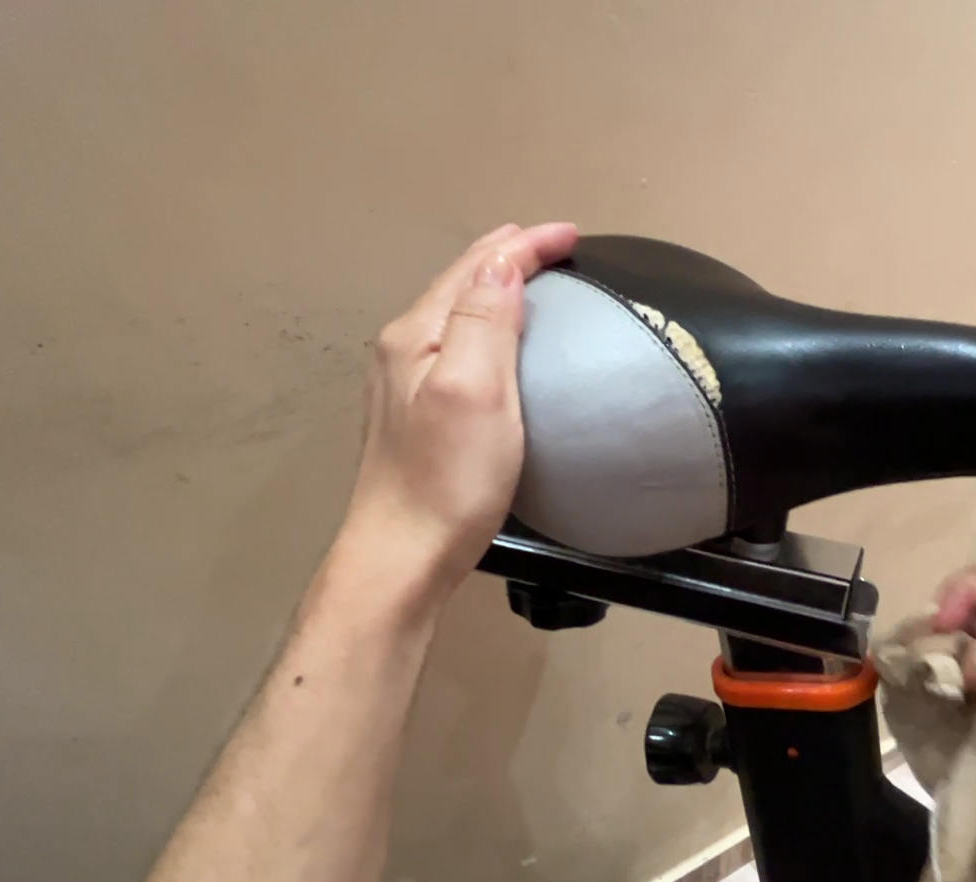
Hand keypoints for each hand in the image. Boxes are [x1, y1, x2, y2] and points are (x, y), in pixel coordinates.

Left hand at [337, 222, 578, 606]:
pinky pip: (455, 344)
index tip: (572, 235)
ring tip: (527, 273)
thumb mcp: (474, 391)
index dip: (525, 245)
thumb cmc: (447, 478)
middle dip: (507, 254)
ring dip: (493, 285)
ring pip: (455, 312)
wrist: (404, 552)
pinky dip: (484, 322)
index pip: (478, 268)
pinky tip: (496, 336)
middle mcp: (403, 349)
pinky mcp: (417, 413)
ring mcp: (405, 382)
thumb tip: (503, 266)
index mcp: (418, 335)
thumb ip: (484, 322)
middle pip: (459, 283)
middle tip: (551, 244)